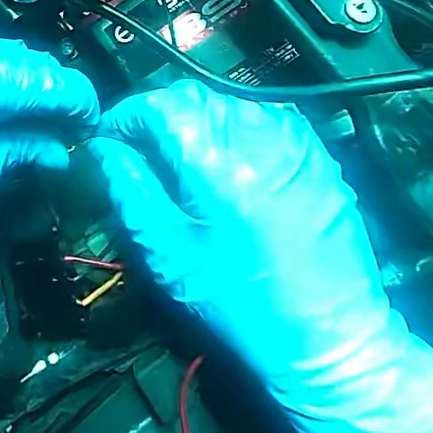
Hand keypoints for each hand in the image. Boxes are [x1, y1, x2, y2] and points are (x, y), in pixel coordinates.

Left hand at [0, 28, 98, 229]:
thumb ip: (23, 153)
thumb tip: (53, 152)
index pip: (60, 83)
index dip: (83, 108)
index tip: (88, 127)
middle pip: (39, 65)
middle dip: (57, 97)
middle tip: (61, 132)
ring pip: (9, 57)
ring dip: (26, 85)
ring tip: (25, 122)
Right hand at [88, 81, 432, 432]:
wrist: (331, 337)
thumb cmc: (241, 305)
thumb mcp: (169, 253)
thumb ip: (129, 189)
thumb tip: (102, 148)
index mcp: (220, 158)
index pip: (158, 104)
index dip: (124, 117)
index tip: (109, 143)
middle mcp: (261, 132)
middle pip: (191, 96)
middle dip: (158, 117)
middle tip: (141, 155)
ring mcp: (295, 137)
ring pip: (225, 101)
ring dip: (194, 121)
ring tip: (182, 165)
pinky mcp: (314, 151)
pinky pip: (259, 117)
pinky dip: (231, 129)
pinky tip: (226, 168)